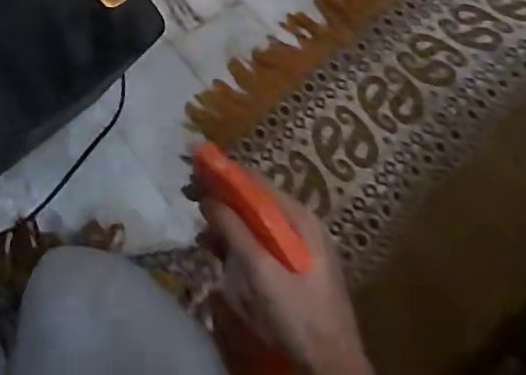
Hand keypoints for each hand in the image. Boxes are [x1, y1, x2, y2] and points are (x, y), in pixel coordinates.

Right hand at [198, 175, 372, 374]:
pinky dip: (241, 241)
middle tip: (191, 200)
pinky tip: (222, 253)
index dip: (222, 173)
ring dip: (229, 223)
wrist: (334, 368)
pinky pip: (264, 241)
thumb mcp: (258, 269)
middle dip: (222, 199)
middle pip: (256, 199)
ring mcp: (304, 246)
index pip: (255, 180)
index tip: (193, 171)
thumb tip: (207, 198)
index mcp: (300, 218)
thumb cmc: (297, 314)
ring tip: (203, 234)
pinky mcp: (299, 266)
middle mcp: (303, 225)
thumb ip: (233, 229)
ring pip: (258, 221)